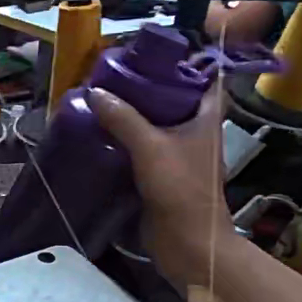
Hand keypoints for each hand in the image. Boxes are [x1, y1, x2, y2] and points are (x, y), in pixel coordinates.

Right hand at [87, 84, 234, 292]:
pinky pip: (139, 148)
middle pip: (173, 101)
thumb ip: (123, 119)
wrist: (187, 243)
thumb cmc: (180, 190)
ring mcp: (177, 155)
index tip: (152, 57)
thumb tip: (94, 92)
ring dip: (130, 115)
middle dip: (146, 89)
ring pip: (154, 125)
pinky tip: (98, 135)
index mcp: (206, 120)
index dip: (185, 65)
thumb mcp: (150, 147)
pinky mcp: (158, 175)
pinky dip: (122, 140)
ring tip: (100, 102)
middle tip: (113, 77)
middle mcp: (195, 133)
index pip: (206, 80)